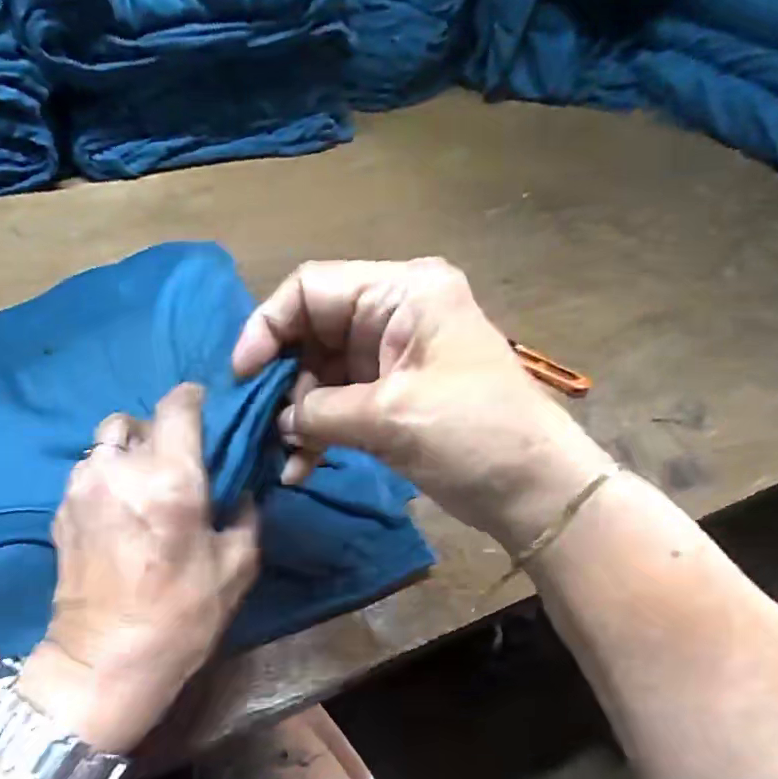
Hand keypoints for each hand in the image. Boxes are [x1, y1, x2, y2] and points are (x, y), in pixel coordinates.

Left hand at [20, 383, 260, 753]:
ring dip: (128, 455)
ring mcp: (82, 488)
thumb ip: (247, 514)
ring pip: (104, 445)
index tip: (207, 415)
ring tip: (145, 488)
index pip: (178, 405)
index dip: (195, 401)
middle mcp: (120, 469)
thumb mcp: (238, 565)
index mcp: (171, 477)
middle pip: (135, 419)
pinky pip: (87, 475)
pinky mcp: (59, 512)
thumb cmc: (183, 615)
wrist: (105, 662)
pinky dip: (107, 481)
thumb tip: (242, 491)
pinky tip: (121, 515)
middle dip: (159, 433)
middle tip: (178, 464)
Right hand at [231, 258, 611, 549]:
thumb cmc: (473, 435)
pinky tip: (300, 468)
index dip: (267, 327)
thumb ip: (320, 411)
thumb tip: (278, 421)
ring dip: (299, 415)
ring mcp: (396, 358)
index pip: (311, 288)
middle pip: (313, 331)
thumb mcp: (390, 416)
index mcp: (402, 291)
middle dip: (283, 380)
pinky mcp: (397, 397)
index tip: (242, 377)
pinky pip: (343, 404)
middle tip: (259, 426)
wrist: (536, 490)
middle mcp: (396, 313)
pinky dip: (321, 432)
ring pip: (324, 373)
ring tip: (279, 456)